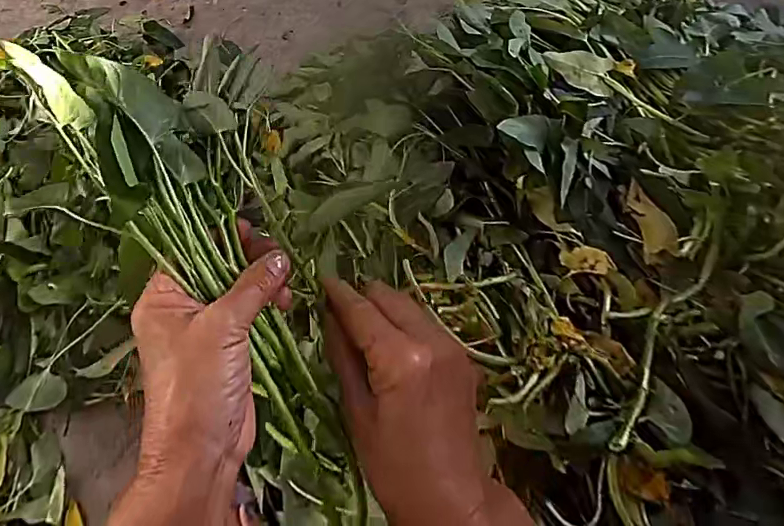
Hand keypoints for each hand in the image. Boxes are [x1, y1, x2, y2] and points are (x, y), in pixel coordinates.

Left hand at [108, 224, 291, 525]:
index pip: (190, 247)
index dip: (221, 235)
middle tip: (277, 258)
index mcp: (163, 295)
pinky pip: (247, 312)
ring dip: (263, 282)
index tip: (252, 230)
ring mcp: (203, 327)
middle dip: (249, 259)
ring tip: (285, 287)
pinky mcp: (225, 346)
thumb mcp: (223, 326)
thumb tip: (280, 256)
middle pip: (216, 265)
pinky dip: (266, 304)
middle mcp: (179, 307)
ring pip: (235, 288)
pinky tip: (284, 303)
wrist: (200, 456)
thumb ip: (252, 285)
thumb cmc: (197, 386)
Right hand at [323, 278, 531, 525]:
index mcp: (401, 358)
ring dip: (384, 307)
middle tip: (338, 308)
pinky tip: (390, 342)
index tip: (321, 280)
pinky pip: (425, 321)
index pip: (362, 309)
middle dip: (361, 297)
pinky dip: (404, 322)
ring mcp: (451, 345)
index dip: (338, 292)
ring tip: (362, 325)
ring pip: (408, 304)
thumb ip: (342, 356)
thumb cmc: (396, 468)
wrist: (455, 504)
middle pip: (388, 295)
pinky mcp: (462, 355)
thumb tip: (328, 316)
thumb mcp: (358, 414)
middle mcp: (431, 340)